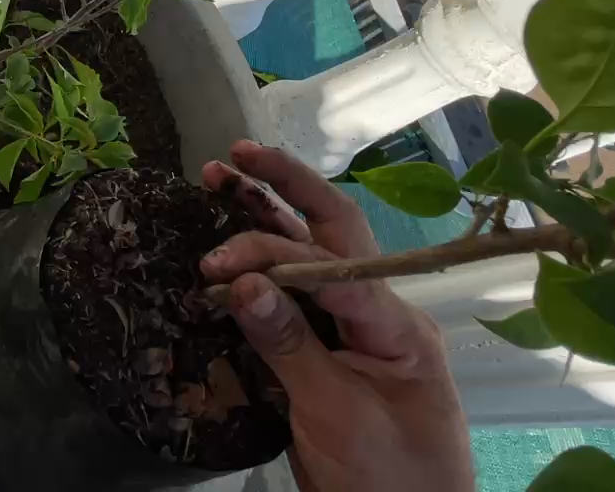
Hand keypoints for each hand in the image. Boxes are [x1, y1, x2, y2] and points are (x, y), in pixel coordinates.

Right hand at [200, 140, 472, 491]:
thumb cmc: (387, 485)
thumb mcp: (339, 420)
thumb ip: (289, 346)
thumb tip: (240, 282)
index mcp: (398, 327)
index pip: (332, 265)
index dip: (273, 252)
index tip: (218, 269)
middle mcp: (376, 310)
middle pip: (333, 228)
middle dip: (285, 185)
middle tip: (234, 155)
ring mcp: (349, 322)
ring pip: (309, 246)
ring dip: (265, 208)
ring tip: (217, 176)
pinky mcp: (322, 340)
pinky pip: (288, 284)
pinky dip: (253, 255)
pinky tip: (222, 235)